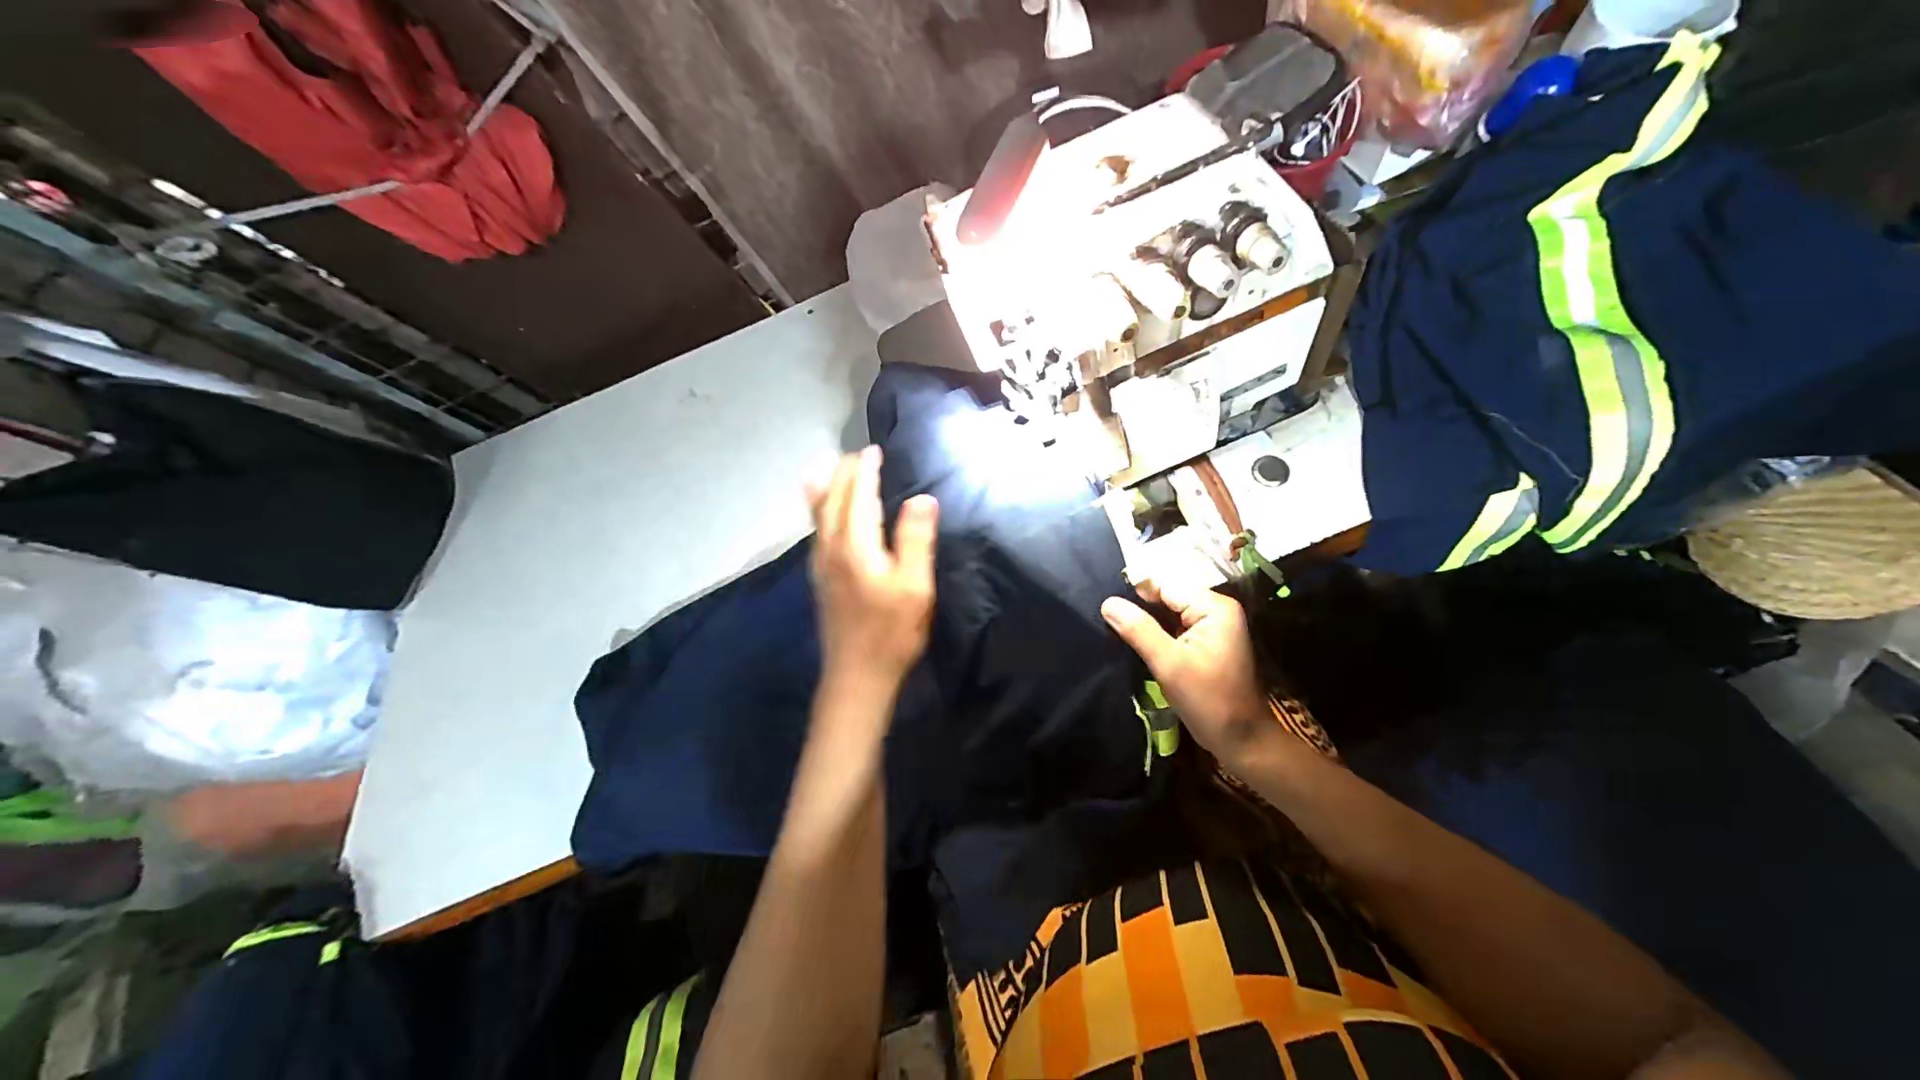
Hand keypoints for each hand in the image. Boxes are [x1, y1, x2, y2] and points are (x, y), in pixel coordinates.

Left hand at [808, 446, 938, 695]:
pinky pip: (817, 530)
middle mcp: (830, 547)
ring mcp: (821, 564)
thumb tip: (921, 498)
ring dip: (829, 487)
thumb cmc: (891, 632)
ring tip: (835, 469)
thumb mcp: (914, 585)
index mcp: (854, 543)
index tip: (875, 450)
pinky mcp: (820, 580)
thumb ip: (915, 538)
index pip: (858, 494)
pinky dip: (820, 509)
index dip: (866, 470)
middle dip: (845, 473)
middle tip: (861, 455)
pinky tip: (823, 514)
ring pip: (819, 514)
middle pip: (832, 498)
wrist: (856, 677)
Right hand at [1101, 581, 1273, 766]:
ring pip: (1167, 612)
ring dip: (1145, 620)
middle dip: (1139, 606)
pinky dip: (1155, 632)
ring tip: (1115, 627)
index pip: (1165, 586)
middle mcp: (1216, 609)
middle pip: (1167, 596)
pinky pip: (1174, 626)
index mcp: (1214, 607)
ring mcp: (1212, 625)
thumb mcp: (1170, 665)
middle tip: (1106, 618)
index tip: (1105, 605)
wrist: (1242, 740)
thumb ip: (1139, 630)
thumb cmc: (1209, 702)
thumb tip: (1107, 602)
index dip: (1135, 592)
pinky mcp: (1205, 641)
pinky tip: (1135, 640)